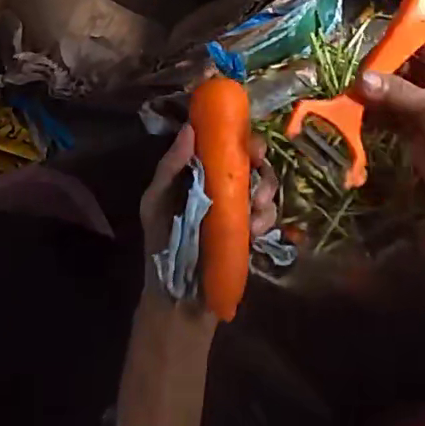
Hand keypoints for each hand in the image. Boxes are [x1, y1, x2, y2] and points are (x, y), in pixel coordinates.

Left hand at [140, 125, 278, 256]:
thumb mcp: (156, 201)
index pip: (224, 145)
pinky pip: (268, 215)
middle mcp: (220, 185)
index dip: (240, 139)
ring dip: (265, 192)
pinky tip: (254, 230)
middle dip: (261, 165)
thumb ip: (170, 166)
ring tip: (255, 207)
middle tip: (259, 171)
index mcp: (198, 171)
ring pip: (264, 186)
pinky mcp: (250, 231)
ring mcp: (237, 208)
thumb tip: (189, 129)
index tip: (250, 145)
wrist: (178, 296)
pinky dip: (265, 218)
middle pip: (251, 162)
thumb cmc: (160, 241)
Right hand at [350, 38, 424, 214]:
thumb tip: (362, 79)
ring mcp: (419, 103)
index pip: (422, 43)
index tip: (372, 47)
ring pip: (388, 88)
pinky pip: (384, 111)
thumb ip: (400, 93)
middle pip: (399, 64)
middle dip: (378, 69)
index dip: (399, 40)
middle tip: (356, 78)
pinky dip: (370, 112)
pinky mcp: (407, 125)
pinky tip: (355, 113)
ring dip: (370, 92)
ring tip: (351, 96)